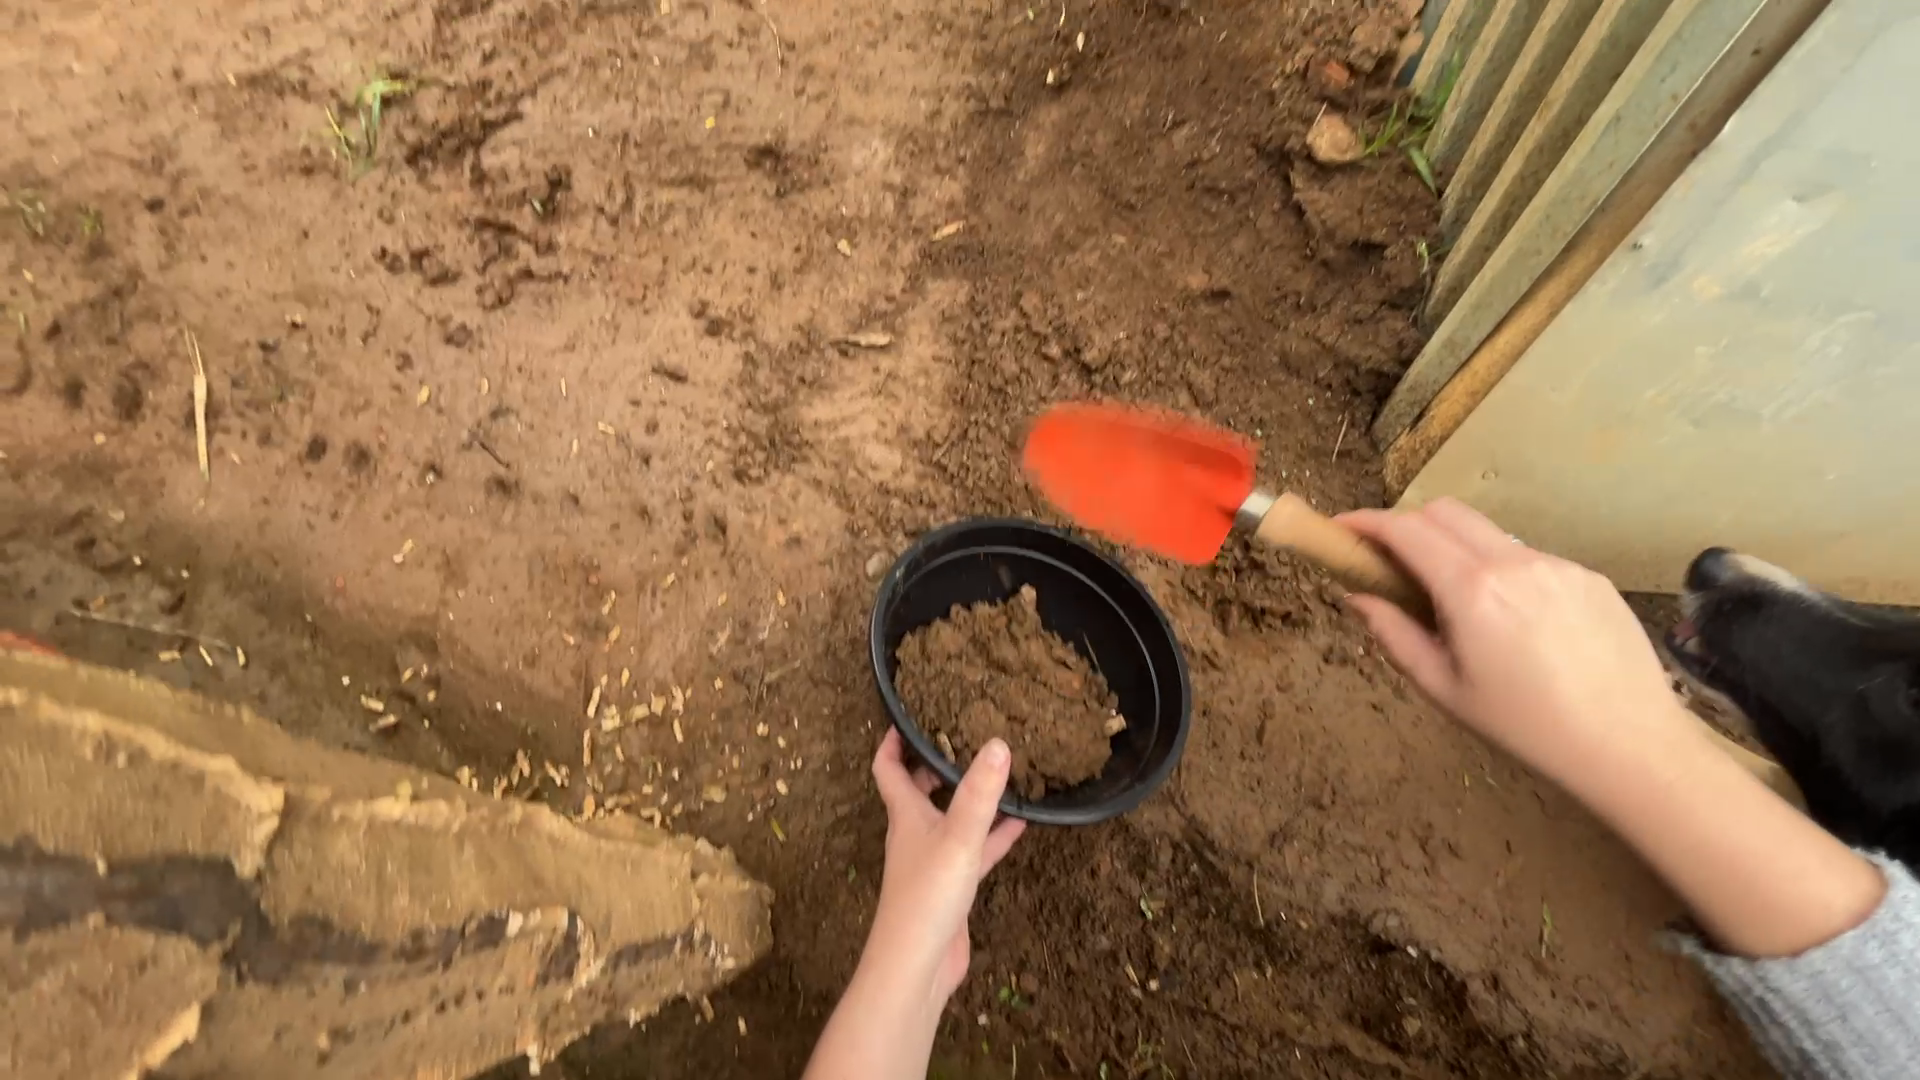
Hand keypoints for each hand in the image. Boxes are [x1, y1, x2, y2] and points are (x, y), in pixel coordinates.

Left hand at [865, 728, 1026, 1005]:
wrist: (917, 967)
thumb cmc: (926, 895)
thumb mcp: (958, 836)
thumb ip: (979, 793)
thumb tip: (998, 743)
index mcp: (905, 814)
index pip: (888, 767)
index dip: (893, 740)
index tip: (908, 714)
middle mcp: (915, 831)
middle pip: (918, 788)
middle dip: (934, 762)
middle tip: (961, 734)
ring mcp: (934, 859)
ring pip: (951, 816)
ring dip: (970, 796)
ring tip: (999, 770)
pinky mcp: (953, 884)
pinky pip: (976, 848)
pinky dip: (995, 834)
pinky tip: (1022, 822)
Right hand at [1339, 499, 1886, 958]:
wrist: (1633, 747)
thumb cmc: (1524, 725)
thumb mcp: (1442, 686)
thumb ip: (1392, 632)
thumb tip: (1358, 594)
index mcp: (1473, 591)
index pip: (1406, 530)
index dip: (1365, 521)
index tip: (1341, 528)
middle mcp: (1515, 563)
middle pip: (1443, 511)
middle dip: (1405, 524)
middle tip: (1387, 560)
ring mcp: (1557, 565)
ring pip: (1485, 532)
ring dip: (1450, 546)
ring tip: (1450, 597)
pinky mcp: (1588, 576)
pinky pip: (1524, 555)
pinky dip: (1494, 568)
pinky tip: (1506, 616)